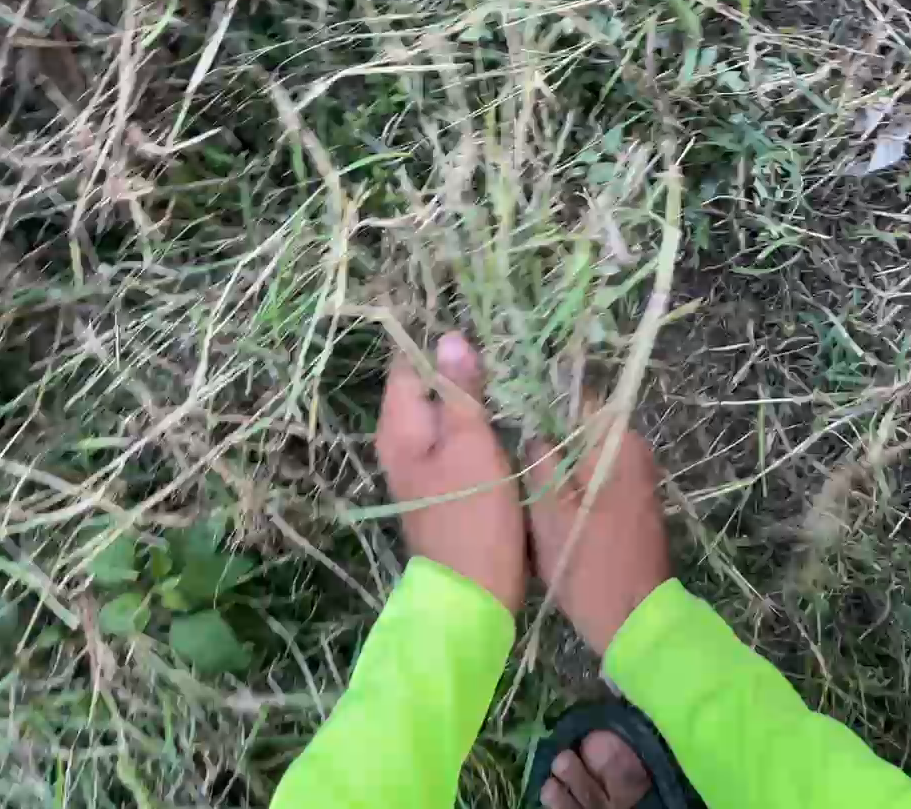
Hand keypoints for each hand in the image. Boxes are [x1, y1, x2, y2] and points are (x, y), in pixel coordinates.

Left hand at [374, 333, 525, 611]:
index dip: (437, 338)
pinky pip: (460, 433)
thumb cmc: (472, 515)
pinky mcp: (448, 477)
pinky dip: (480, 417)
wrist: (475, 593)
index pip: (408, 362)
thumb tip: (449, 338)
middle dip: (462, 362)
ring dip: (475, 390)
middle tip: (504, 338)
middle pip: (428, 384)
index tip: (476, 318)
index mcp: (399, 427)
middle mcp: (404, 439)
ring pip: (447, 409)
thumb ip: (460, 391)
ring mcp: (425, 460)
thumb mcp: (471, 445)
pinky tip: (509, 407)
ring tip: (512, 364)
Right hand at [526, 416, 670, 653]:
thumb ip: (541, 462)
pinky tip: (557, 518)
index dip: (552, 413)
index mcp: (619, 448)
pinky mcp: (635, 509)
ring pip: (590, 463)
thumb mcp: (550, 511)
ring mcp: (639, 484)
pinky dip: (578, 494)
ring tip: (537, 497)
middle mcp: (636, 457)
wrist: (633, 622)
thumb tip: (536, 435)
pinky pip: (599, 485)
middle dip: (556, 448)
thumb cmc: (588, 563)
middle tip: (526, 471)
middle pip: (586, 436)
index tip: (526, 431)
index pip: (584, 404)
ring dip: (564, 475)